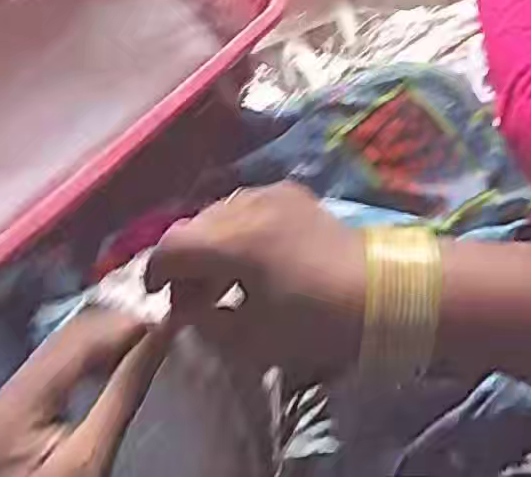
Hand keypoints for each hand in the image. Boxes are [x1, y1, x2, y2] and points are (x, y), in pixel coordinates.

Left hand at [0, 308, 172, 476]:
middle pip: (64, 341)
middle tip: (161, 325)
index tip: (168, 317)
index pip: (75, 343)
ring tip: (146, 339)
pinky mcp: (3, 421)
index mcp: (8, 412)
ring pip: (59, 350)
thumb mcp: (91, 461)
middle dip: (115, 328)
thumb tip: (163, 331)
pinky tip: (115, 362)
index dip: (124, 324)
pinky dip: (87, 359)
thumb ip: (125, 390)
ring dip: (104, 340)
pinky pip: (52, 371)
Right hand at [145, 183, 366, 375]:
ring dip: (210, 241)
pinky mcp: (292, 191)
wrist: (375, 289)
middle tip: (192, 295)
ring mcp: (274, 192)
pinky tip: (250, 255)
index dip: (156, 271)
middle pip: (195, 223)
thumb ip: (204, 320)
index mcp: (237, 240)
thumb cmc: (313, 320)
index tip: (158, 296)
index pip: (173, 243)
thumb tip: (185, 305)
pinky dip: (236, 227)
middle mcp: (250, 204)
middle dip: (184, 257)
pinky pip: (247, 204)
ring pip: (220, 210)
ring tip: (222, 278)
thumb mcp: (250, 338)